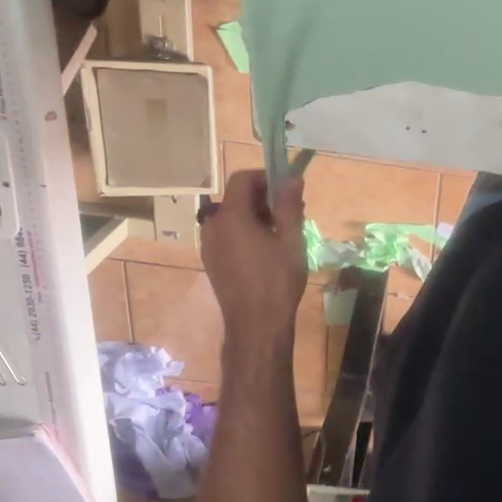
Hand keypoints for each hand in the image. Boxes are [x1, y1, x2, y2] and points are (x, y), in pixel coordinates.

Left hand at [201, 169, 306, 344]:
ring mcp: (209, 245)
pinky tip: (265, 253)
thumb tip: (292, 178)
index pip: (242, 179)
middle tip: (291, 215)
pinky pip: (228, 236)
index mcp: (231, 216)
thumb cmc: (277, 280)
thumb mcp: (291, 240)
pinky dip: (245, 234)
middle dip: (264, 199)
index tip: (287, 190)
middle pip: (236, 198)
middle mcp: (213, 226)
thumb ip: (289, 205)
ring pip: (232, 218)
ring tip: (281, 236)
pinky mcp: (212, 262)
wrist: (256, 324)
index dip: (265, 178)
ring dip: (255, 217)